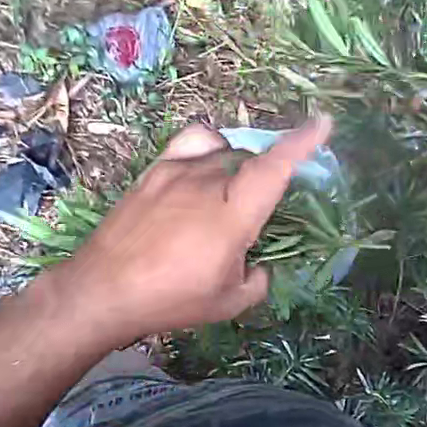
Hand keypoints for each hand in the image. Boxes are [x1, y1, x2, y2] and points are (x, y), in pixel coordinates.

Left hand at [47, 117, 333, 346]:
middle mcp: (208, 181)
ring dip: (239, 164)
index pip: (275, 166)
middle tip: (263, 206)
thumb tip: (260, 266)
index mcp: (234, 212)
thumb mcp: (229, 302)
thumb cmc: (171, 298)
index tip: (324, 123)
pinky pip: (191, 143)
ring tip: (233, 190)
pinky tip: (204, 169)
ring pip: (224, 150)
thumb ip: (258, 281)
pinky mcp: (154, 171)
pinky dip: (209, 147)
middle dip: (268, 172)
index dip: (303, 142)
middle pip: (252, 158)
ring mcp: (178, 171)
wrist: (102, 289)